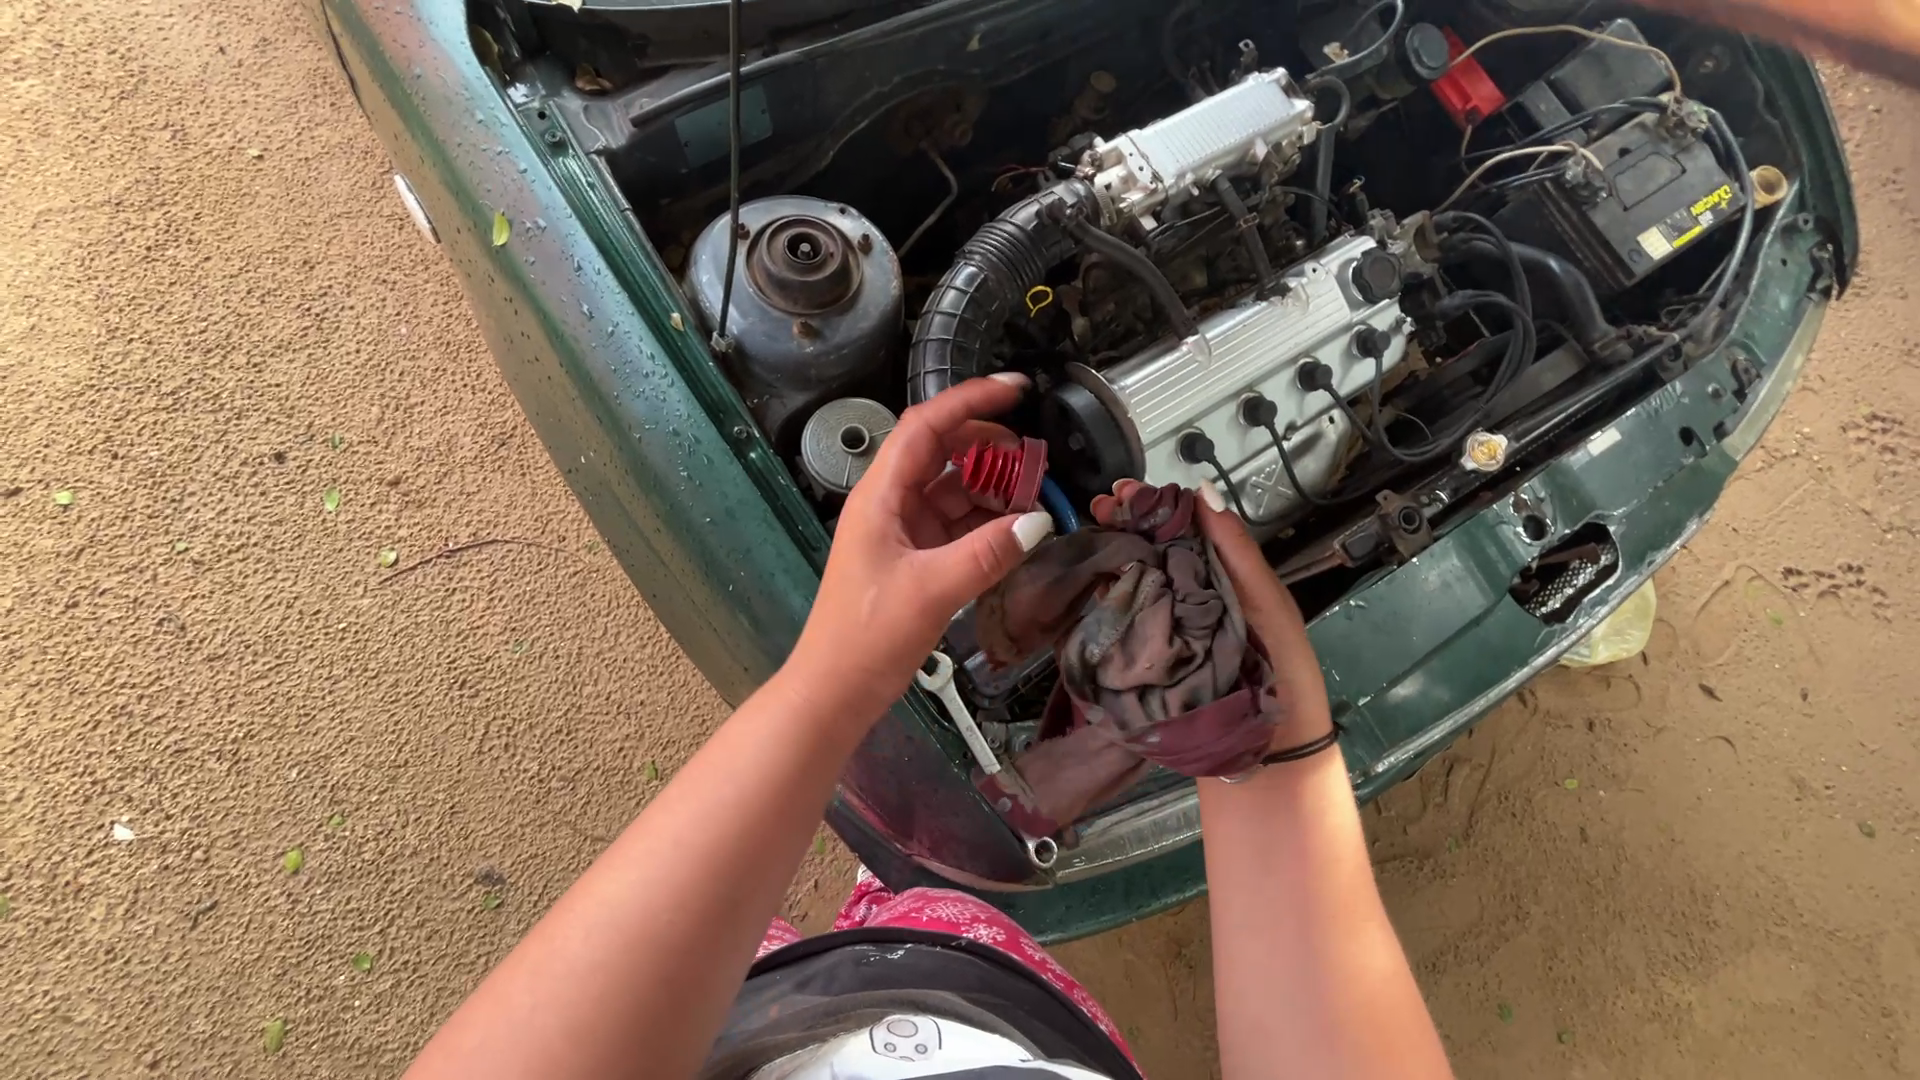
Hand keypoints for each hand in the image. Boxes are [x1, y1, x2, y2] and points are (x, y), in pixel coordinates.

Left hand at [781, 375, 1054, 728]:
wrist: (835, 690)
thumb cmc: (867, 636)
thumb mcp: (932, 590)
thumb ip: (988, 552)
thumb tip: (1038, 520)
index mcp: (881, 496)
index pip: (925, 427)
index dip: (969, 400)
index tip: (1015, 389)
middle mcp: (890, 504)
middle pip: (942, 453)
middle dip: (989, 447)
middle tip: (1036, 456)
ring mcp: (902, 531)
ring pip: (952, 490)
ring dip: (991, 487)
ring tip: (1035, 493)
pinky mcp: (914, 558)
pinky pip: (955, 524)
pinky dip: (985, 521)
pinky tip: (1015, 529)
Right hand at [1091, 479, 1333, 750]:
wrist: (1268, 759)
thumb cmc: (1280, 674)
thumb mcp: (1266, 604)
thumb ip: (1237, 551)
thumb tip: (1201, 490)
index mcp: (1223, 578)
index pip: (1184, 530)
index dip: (1154, 506)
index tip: (1123, 491)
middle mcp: (1192, 598)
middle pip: (1153, 551)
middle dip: (1125, 525)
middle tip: (1097, 508)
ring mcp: (1168, 630)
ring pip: (1134, 582)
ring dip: (1111, 555)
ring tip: (1086, 535)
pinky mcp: (1148, 660)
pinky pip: (1123, 623)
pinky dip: (1104, 600)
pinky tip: (1084, 584)